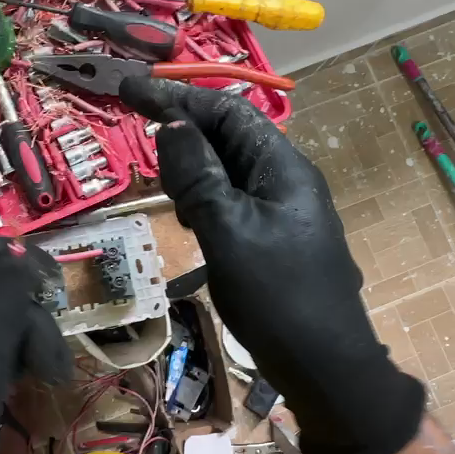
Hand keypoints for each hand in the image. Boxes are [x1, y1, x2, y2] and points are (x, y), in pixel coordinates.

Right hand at [122, 78, 424, 453]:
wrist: (325, 365)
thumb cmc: (278, 295)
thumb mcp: (229, 231)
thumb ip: (197, 178)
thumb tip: (170, 127)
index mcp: (281, 166)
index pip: (225, 111)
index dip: (176, 96)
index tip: (129, 88)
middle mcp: (284, 179)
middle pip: (227, 135)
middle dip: (180, 124)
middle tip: (132, 118)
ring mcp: (280, 210)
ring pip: (227, 168)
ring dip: (189, 161)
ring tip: (156, 171)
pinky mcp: (272, 238)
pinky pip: (231, 199)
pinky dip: (201, 196)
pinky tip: (185, 213)